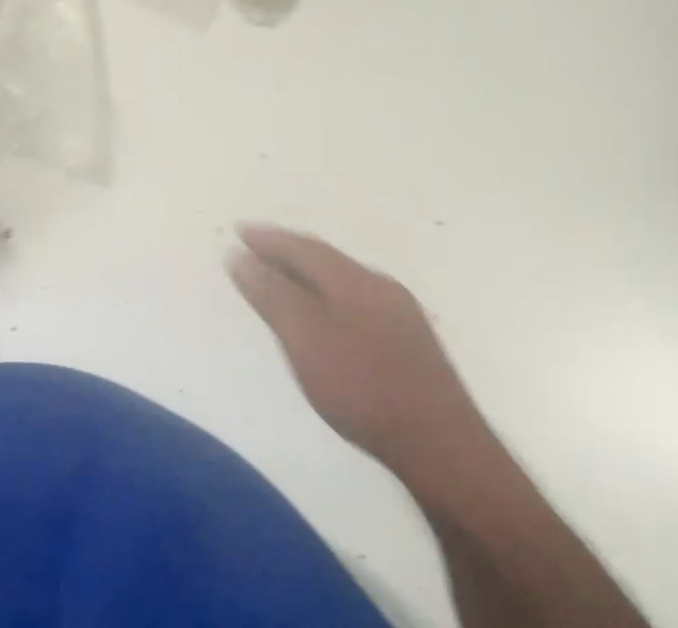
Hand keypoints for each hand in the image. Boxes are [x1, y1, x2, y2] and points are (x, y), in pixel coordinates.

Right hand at [229, 224, 491, 478]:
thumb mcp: (305, 338)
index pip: (304, 248)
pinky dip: (323, 294)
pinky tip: (318, 313)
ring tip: (277, 277)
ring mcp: (399, 316)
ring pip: (342, 281)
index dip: (268, 238)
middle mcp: (382, 290)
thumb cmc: (362, 388)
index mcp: (357, 283)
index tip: (237, 231)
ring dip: (305, 273)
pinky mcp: (407, 343)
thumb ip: (272, 295)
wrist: (440, 447)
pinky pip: (354, 301)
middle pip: (325, 260)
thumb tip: (240, 257)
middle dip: (286, 251)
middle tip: (252, 247)